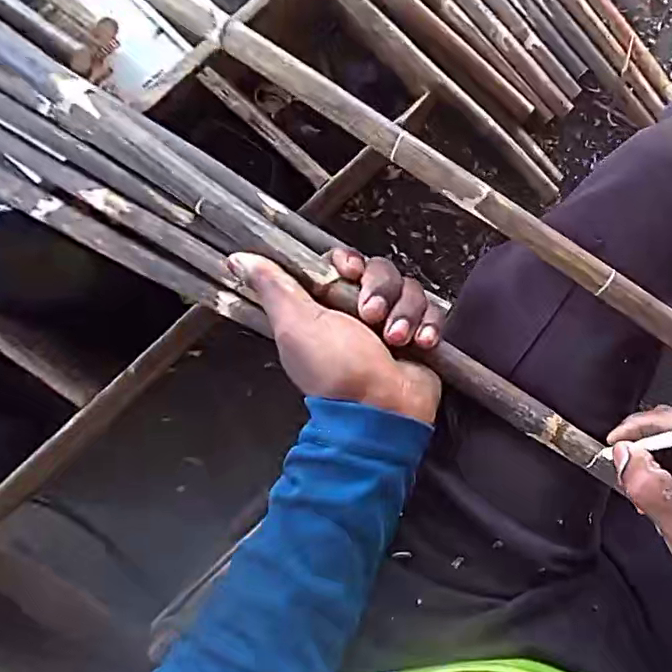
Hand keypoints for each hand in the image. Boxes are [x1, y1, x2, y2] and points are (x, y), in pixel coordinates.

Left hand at [225, 248, 444, 424]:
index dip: (352, 262)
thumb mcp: (296, 324)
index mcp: (330, 303)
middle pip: (383, 271)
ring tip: (395, 339)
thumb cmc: (335, 370)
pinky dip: (429, 326)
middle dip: (381, 290)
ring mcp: (394, 323)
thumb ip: (273, 287)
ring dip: (405, 313)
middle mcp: (362, 310)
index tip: (349, 273)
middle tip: (372, 316)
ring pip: (410, 290)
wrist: (380, 412)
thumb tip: (238, 259)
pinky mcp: (420, 336)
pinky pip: (433, 313)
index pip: (348, 261)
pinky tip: (421, 344)